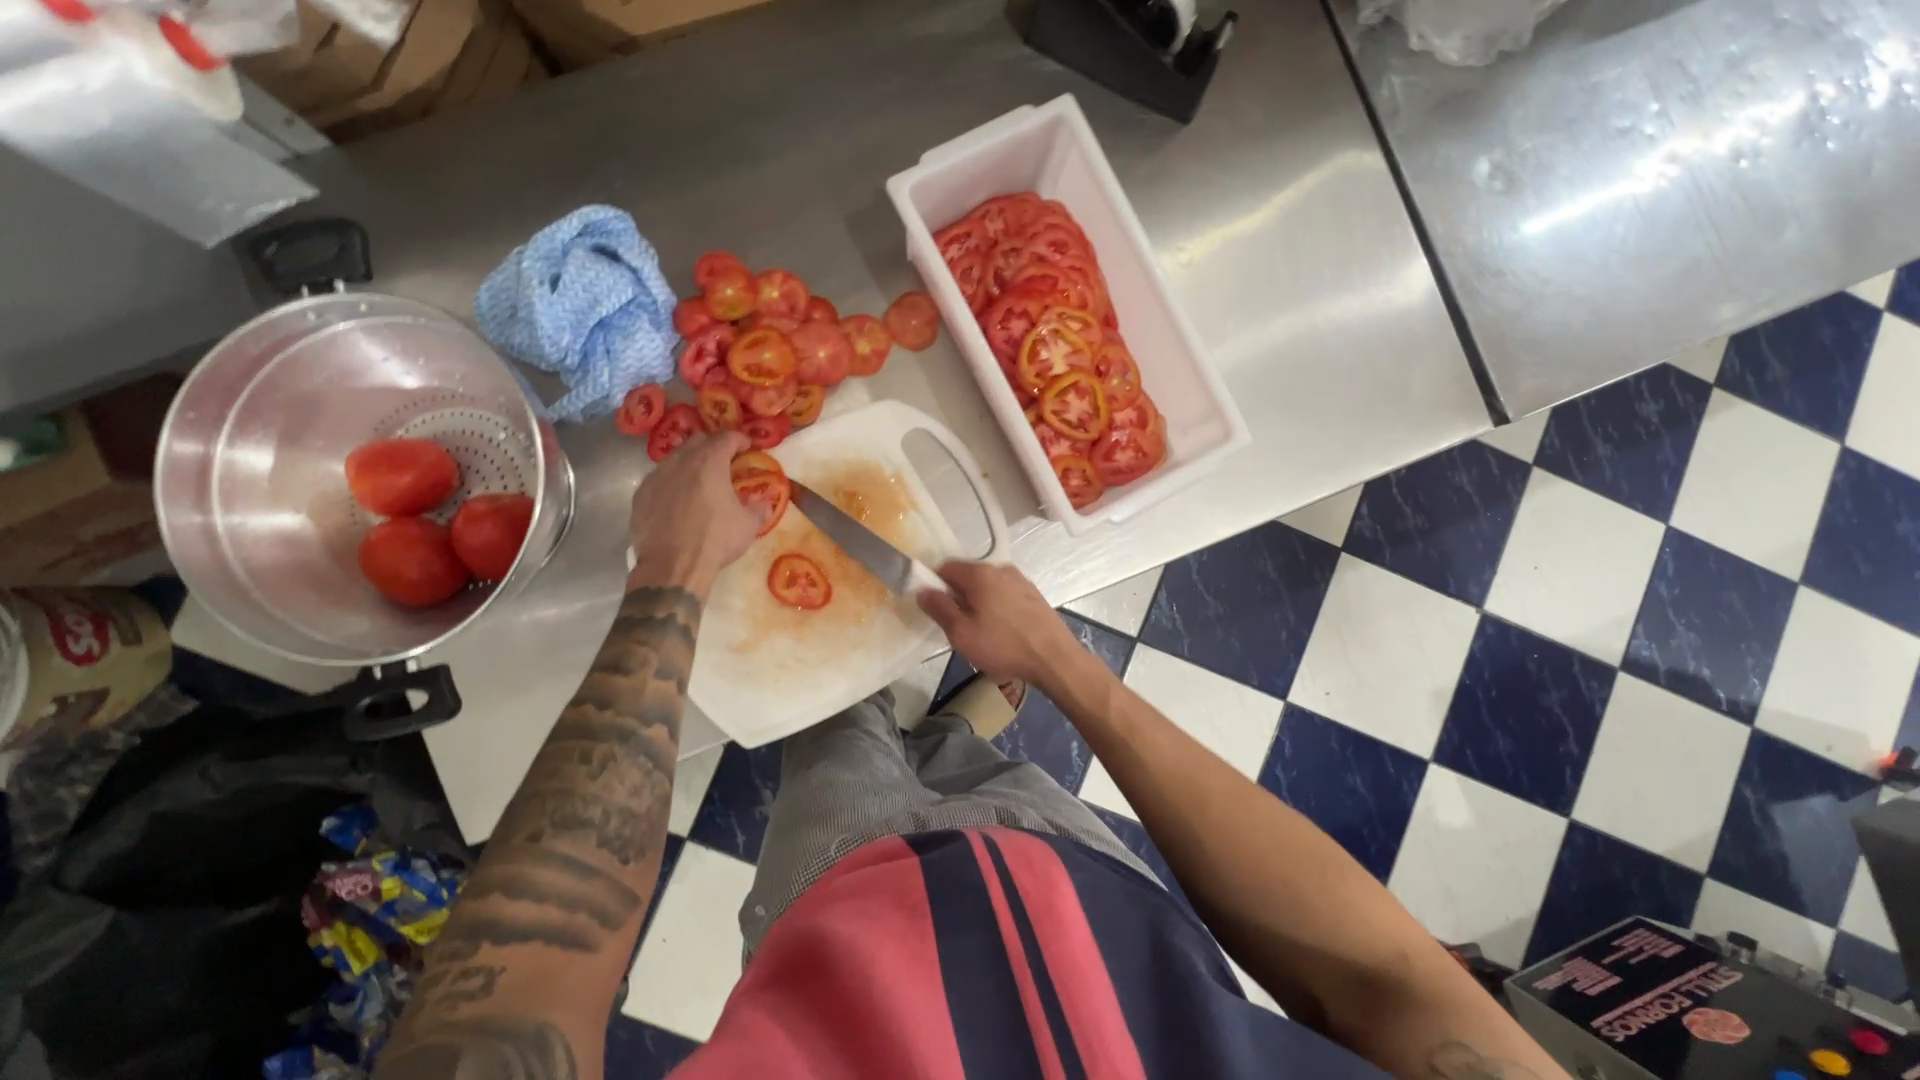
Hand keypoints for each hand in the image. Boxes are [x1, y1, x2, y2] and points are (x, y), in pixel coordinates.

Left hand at [627, 431, 764, 589]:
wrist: (672, 565)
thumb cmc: (715, 540)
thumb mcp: (748, 526)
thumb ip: (759, 509)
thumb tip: (765, 503)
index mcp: (709, 462)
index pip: (727, 438)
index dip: (740, 440)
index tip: (748, 447)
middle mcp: (680, 461)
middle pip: (697, 441)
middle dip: (712, 446)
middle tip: (723, 461)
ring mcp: (656, 477)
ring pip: (674, 458)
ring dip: (689, 463)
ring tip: (698, 480)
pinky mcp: (640, 495)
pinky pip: (658, 479)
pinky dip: (670, 482)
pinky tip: (675, 499)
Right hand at [917, 561, 1083, 687]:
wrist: (1054, 658)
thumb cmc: (1003, 645)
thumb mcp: (961, 633)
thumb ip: (939, 608)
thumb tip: (923, 590)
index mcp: (981, 573)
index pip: (946, 567)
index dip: (935, 585)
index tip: (937, 610)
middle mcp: (1002, 569)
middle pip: (968, 577)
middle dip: (958, 598)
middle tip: (959, 628)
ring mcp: (1021, 581)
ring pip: (988, 588)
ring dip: (979, 606)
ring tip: (983, 636)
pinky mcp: (1034, 596)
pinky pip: (1005, 597)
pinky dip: (998, 610)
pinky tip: (1004, 635)